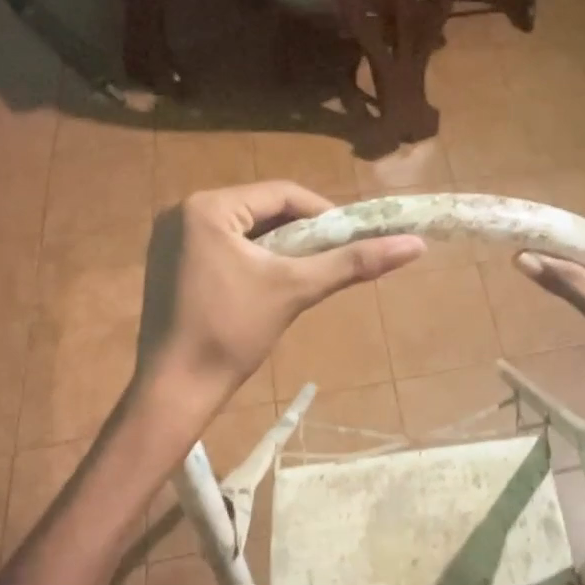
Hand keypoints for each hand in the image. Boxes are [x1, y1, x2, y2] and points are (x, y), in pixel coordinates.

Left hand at [137, 182, 425, 405]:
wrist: (173, 392)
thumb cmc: (232, 334)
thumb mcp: (297, 289)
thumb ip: (353, 262)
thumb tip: (416, 244)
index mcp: (208, 207)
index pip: (283, 193)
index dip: (324, 213)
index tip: (352, 239)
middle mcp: (183, 210)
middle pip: (262, 207)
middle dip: (301, 230)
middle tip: (331, 256)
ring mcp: (170, 236)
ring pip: (244, 226)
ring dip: (279, 244)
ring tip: (307, 271)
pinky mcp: (168, 261)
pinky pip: (223, 243)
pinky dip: (252, 256)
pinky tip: (269, 282)